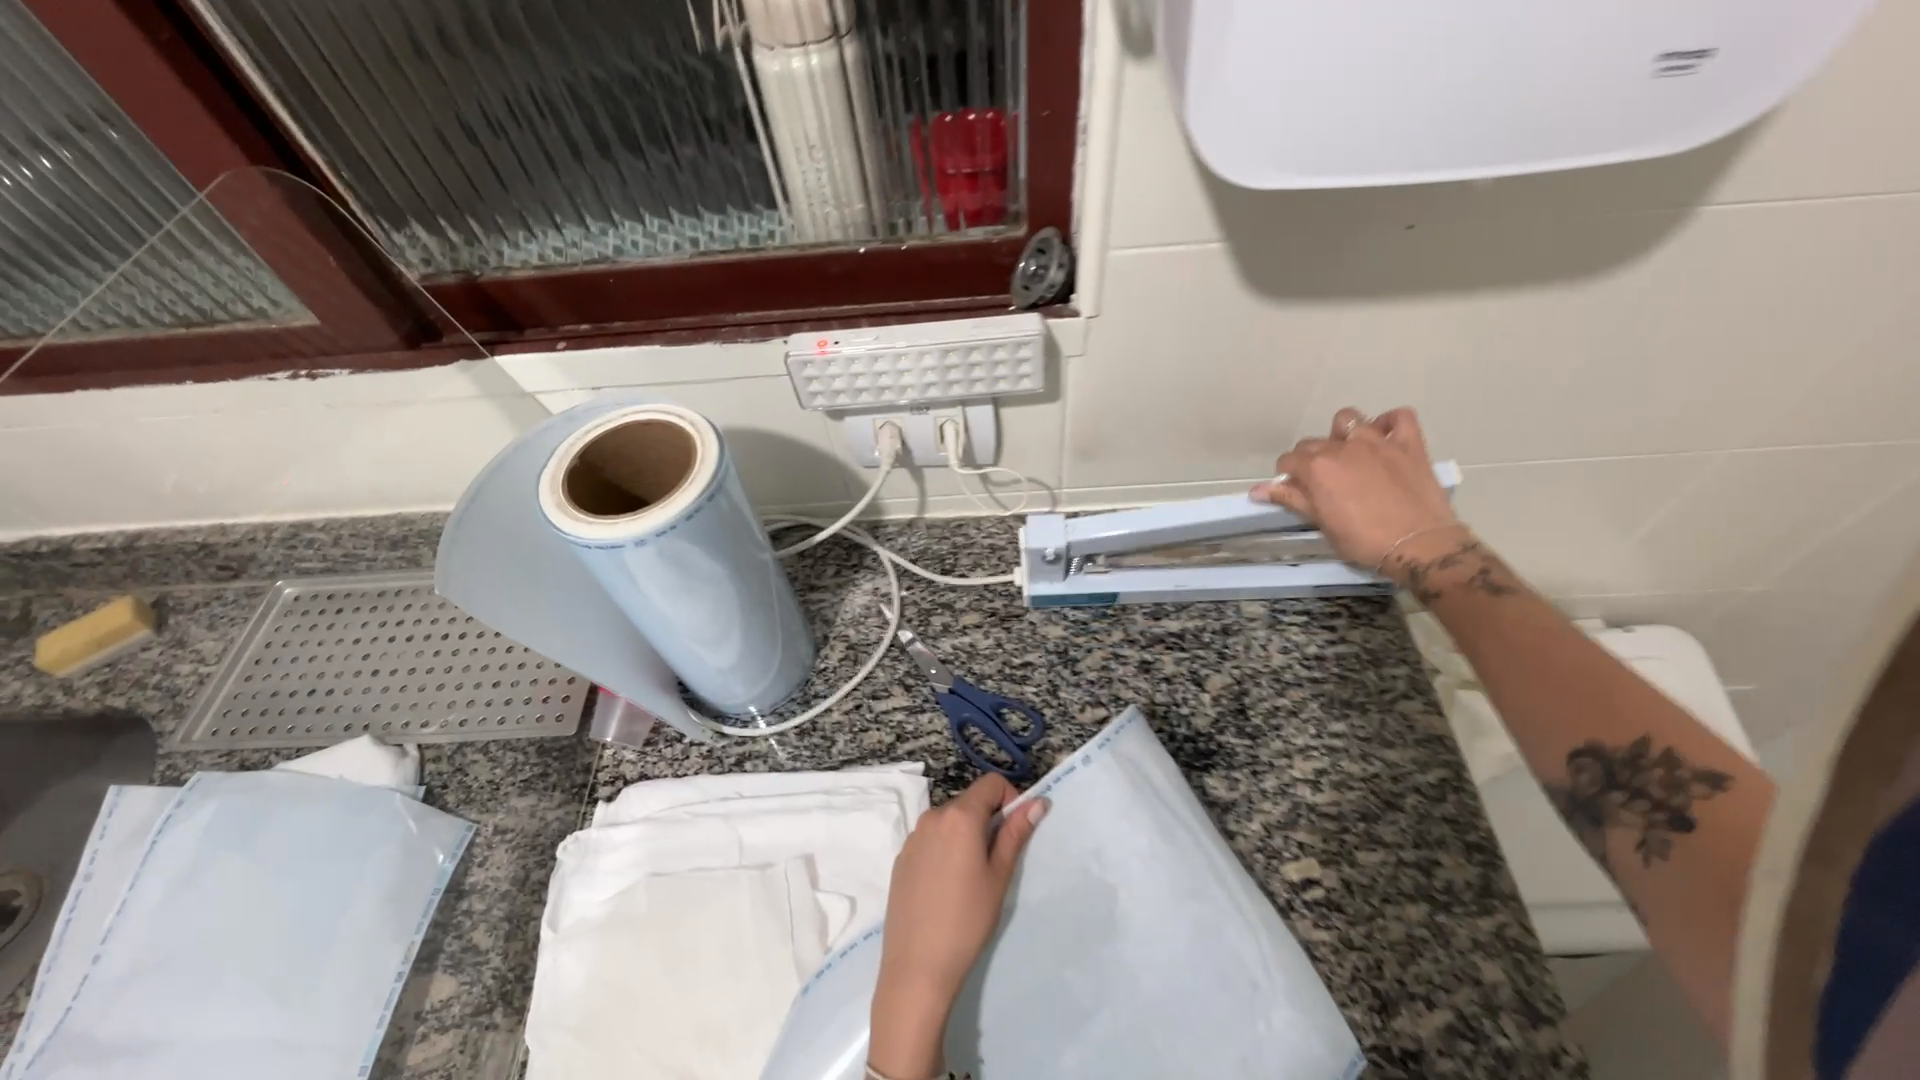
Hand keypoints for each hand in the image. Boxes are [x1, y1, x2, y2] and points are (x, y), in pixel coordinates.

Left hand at [868, 775, 1047, 1078]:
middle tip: (998, 863)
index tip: (1016, 831)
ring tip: (972, 879)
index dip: (1010, 799)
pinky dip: (946, 850)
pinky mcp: (901, 858)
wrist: (917, 965)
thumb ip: (1016, 833)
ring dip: (967, 836)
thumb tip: (1037, 803)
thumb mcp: (999, 876)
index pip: (991, 783)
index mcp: (959, 817)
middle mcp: (932, 817)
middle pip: (969, 802)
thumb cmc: (967, 919)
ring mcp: (912, 838)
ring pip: (950, 822)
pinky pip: (931, 840)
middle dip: (988, 821)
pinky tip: (947, 888)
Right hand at [1249, 407, 1461, 577]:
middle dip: (1311, 458)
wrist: (1417, 545)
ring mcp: (1378, 441)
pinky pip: (1398, 417)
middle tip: (1322, 480)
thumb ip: (1292, 499)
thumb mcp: (1322, 523)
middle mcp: (1343, 447)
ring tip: (1349, 453)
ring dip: (1343, 433)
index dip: (1288, 474)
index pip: (1289, 460)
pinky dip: (1389, 423)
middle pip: (1314, 442)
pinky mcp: (1408, 443)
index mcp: (1318, 467)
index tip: (1296, 489)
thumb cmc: (1363, 540)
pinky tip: (1385, 438)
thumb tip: (1258, 490)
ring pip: (1349, 419)